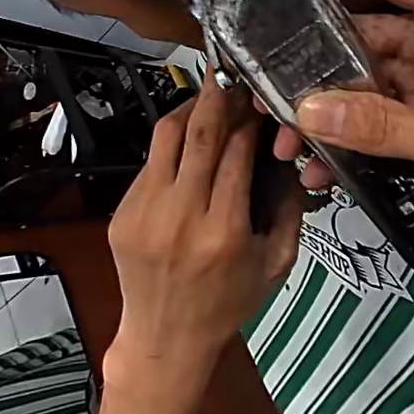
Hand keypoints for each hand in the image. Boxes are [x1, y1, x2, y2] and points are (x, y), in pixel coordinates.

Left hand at [105, 84, 302, 397]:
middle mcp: (181, 216)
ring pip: (166, 137)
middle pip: (198, 134)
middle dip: (217, 96)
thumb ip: (291, 211)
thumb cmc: (227, 303)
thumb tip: (291, 158)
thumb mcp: (276, 265)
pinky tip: (187, 144)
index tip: (257, 100)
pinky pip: (150, 163)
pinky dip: (171, 145)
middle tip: (228, 74)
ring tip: (207, 98)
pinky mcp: (122, 214)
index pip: (236, 152)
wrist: (164, 339)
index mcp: (224, 231)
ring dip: (189, 109)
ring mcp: (144, 212)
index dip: (248, 119)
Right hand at [288, 0, 413, 231]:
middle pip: (364, 27)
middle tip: (266, 91)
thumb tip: (310, 108)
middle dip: (315, 57)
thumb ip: (389, 127)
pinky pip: (386, 108)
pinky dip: (357, 130)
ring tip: (290, 142)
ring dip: (331, 103)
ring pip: (369, 73)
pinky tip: (329, 164)